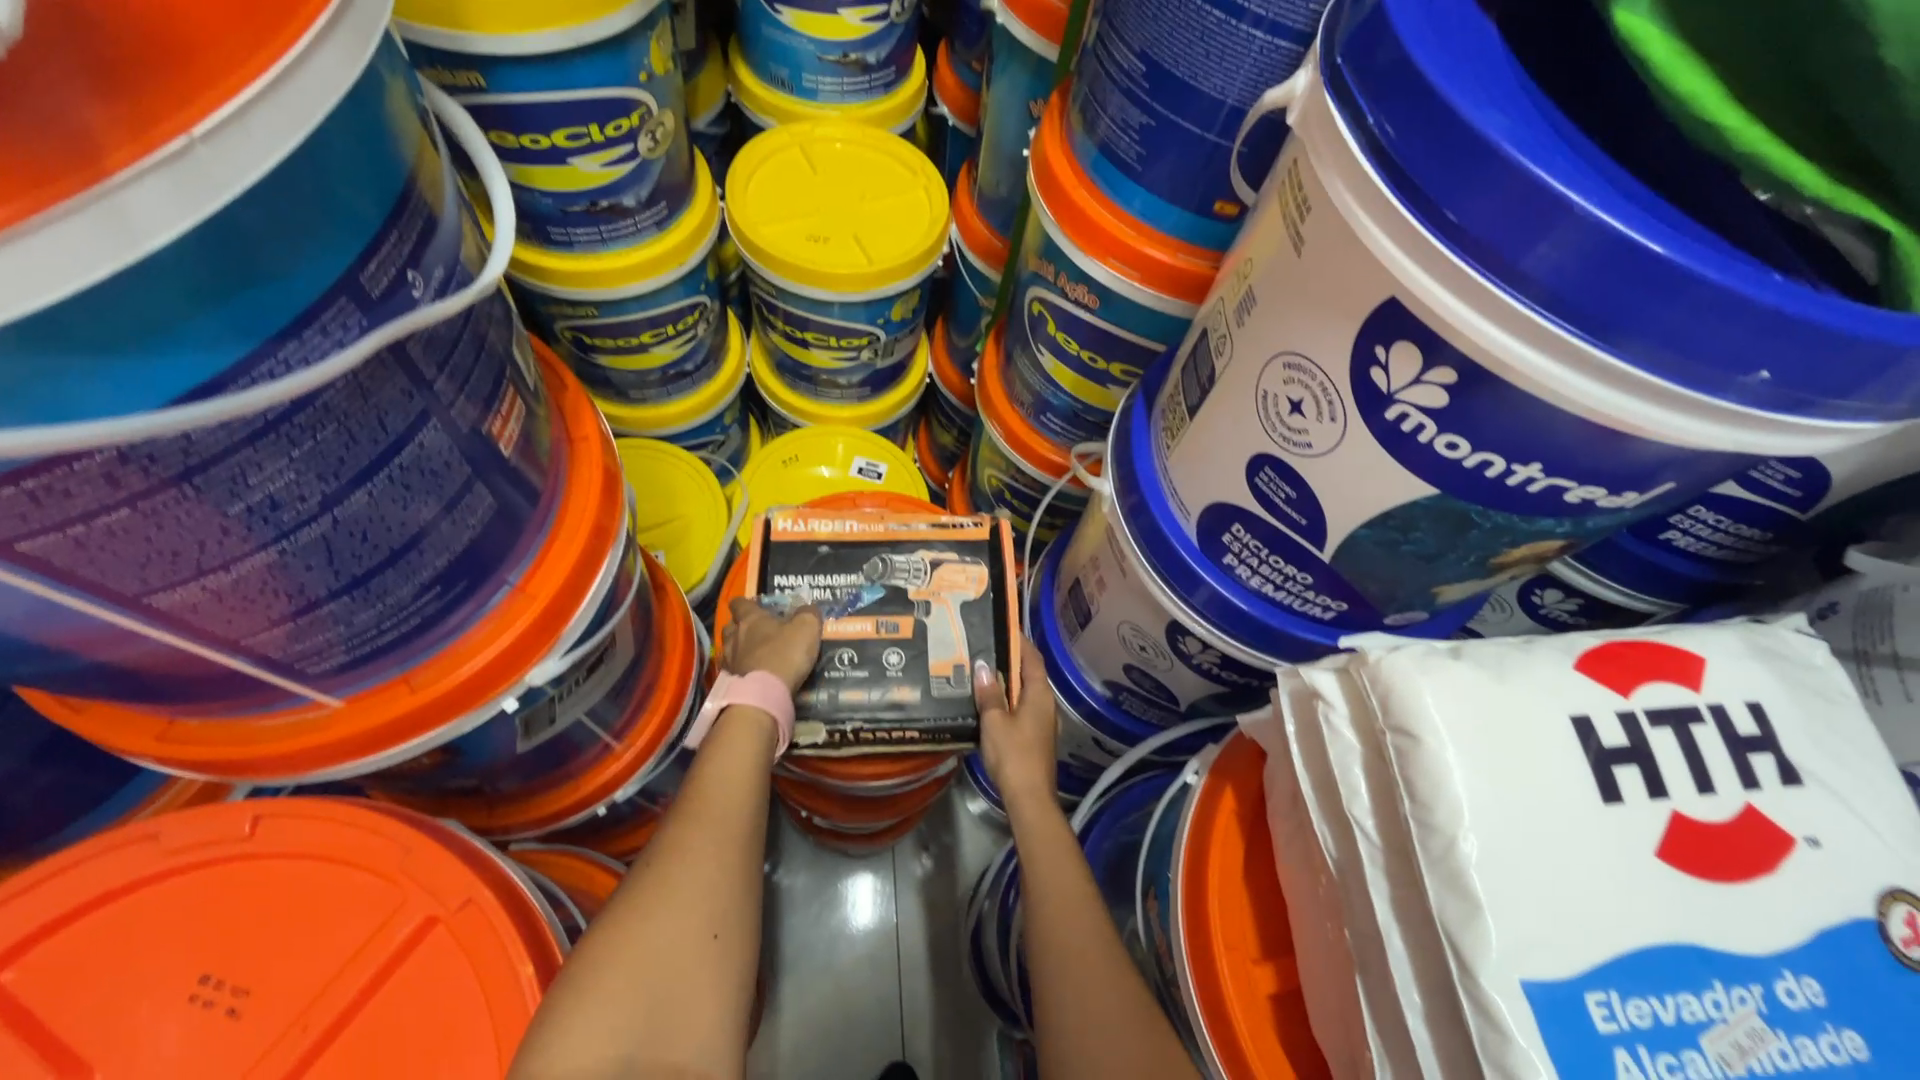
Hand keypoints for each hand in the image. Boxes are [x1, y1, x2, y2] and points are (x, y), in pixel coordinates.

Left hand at [723, 597, 822, 694]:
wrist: (764, 694)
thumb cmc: (784, 654)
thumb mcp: (806, 628)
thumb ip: (808, 613)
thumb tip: (808, 608)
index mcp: (750, 619)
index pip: (739, 603)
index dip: (745, 603)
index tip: (755, 607)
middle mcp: (734, 636)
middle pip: (730, 626)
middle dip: (740, 627)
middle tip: (756, 632)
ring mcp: (729, 660)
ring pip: (729, 648)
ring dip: (738, 648)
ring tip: (753, 654)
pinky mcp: (728, 681)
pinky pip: (732, 669)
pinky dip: (740, 669)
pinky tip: (751, 674)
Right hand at [974, 641, 1057, 809]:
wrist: (1029, 797)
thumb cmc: (1013, 754)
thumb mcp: (995, 721)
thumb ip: (990, 693)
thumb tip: (982, 666)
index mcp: (1040, 695)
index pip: (1033, 659)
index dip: (1020, 643)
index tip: (1004, 628)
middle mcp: (1045, 704)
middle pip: (1030, 675)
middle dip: (1010, 661)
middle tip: (985, 648)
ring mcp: (1042, 722)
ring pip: (1025, 694)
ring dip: (1008, 683)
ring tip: (982, 673)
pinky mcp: (1035, 738)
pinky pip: (1021, 709)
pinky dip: (1008, 701)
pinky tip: (989, 704)